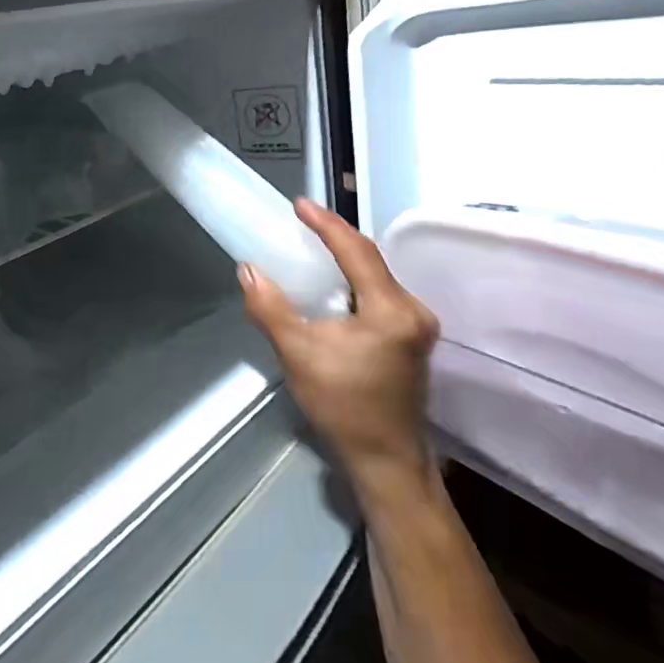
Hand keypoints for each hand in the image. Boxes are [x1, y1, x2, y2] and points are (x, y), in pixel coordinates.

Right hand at [238, 198, 439, 490]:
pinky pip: (376, 295)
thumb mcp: (297, 353)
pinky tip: (327, 284)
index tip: (299, 204)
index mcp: (392, 311)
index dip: (326, 225)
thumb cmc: (343, 405)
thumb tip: (248, 269)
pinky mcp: (409, 339)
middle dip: (334, 238)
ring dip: (342, 260)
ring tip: (307, 246)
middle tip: (299, 223)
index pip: (358, 252)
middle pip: (371, 261)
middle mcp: (413, 311)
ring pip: (374, 278)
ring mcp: (416, 327)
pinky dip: (349, 281)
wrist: (385, 458)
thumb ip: (271, 308)